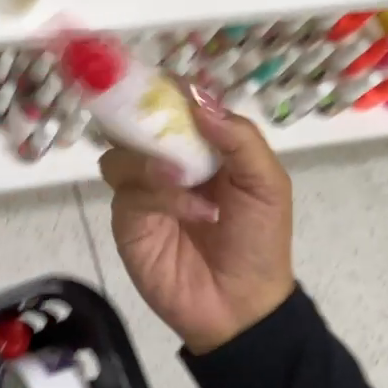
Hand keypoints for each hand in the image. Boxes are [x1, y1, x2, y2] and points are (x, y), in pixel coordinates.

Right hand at [100, 92, 294, 355]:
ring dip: (151, 161)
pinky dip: (162, 195)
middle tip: (159, 122)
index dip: (163, 91)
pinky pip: (129, 193)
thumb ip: (239, 138)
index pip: (170, 108)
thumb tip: (197, 99)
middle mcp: (162, 163)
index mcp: (198, 148)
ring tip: (184, 178)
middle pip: (132, 125)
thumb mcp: (267, 184)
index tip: (162, 81)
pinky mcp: (126, 220)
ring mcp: (140, 190)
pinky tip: (195, 212)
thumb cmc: (260, 241)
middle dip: (141, 119)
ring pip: (120, 155)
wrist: (242, 305)